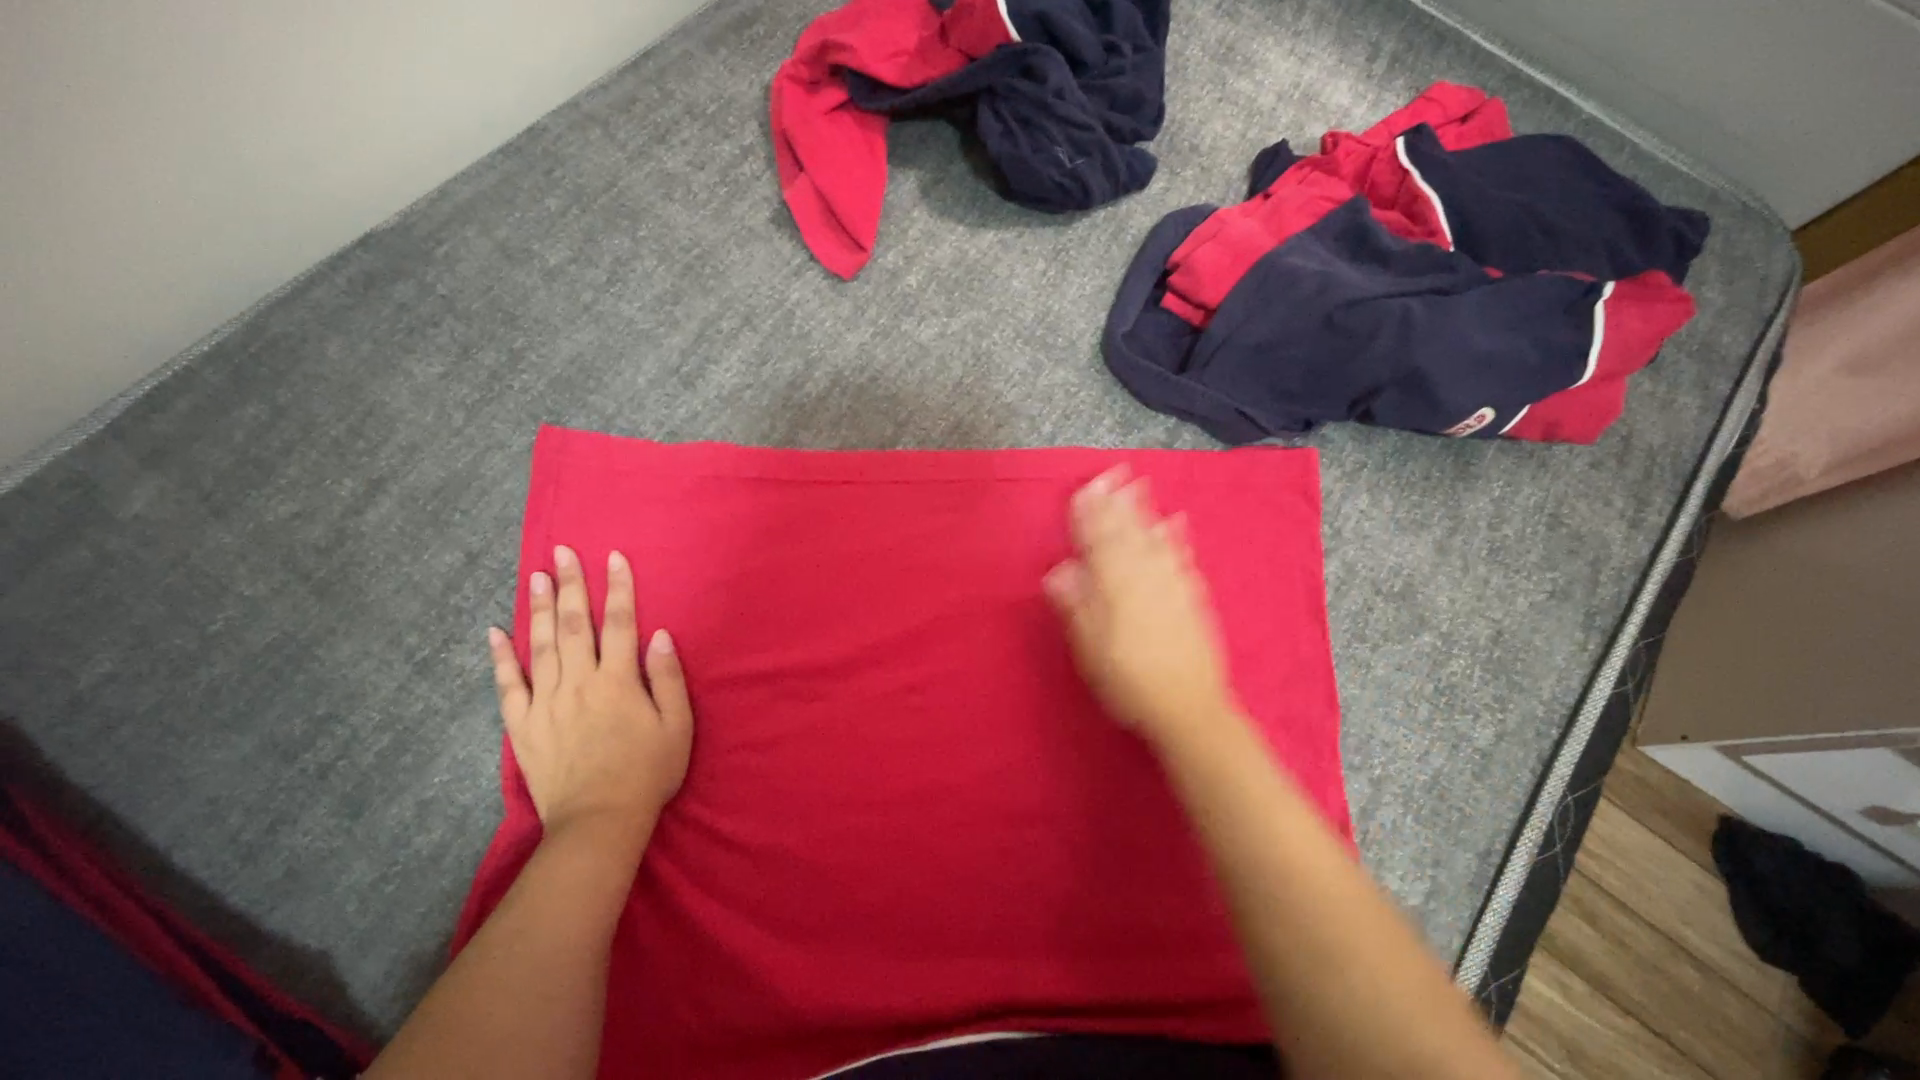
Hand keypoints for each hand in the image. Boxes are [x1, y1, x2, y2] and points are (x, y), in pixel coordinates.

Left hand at [488, 545, 693, 849]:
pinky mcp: (523, 725)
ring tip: (536, 576)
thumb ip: (668, 679)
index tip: (614, 557)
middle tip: (563, 552)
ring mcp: (546, 702)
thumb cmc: (647, 774)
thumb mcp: (677, 727)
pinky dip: (501, 657)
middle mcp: (580, 682)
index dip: (618, 588)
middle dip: (571, 585)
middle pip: (575, 625)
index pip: (621, 623)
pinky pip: (508, 684)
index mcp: (619, 681)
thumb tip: (660, 635)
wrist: (598, 821)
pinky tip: (494, 632)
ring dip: (539, 608)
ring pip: (541, 645)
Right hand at [1044, 466, 1239, 745]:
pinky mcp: (1192, 597)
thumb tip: (1059, 570)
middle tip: (1113, 472)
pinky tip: (1175, 521)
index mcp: (1113, 588)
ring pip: (1154, 538)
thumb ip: (1077, 605)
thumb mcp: (1090, 649)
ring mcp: (1172, 585)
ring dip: (1145, 510)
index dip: (1089, 514)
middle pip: (1127, 532)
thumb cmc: (1128, 682)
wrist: (1188, 708)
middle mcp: (1143, 577)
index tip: (1084, 488)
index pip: (1097, 542)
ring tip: (1139, 484)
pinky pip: (1182, 556)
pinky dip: (1176, 536)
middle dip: (1118, 502)